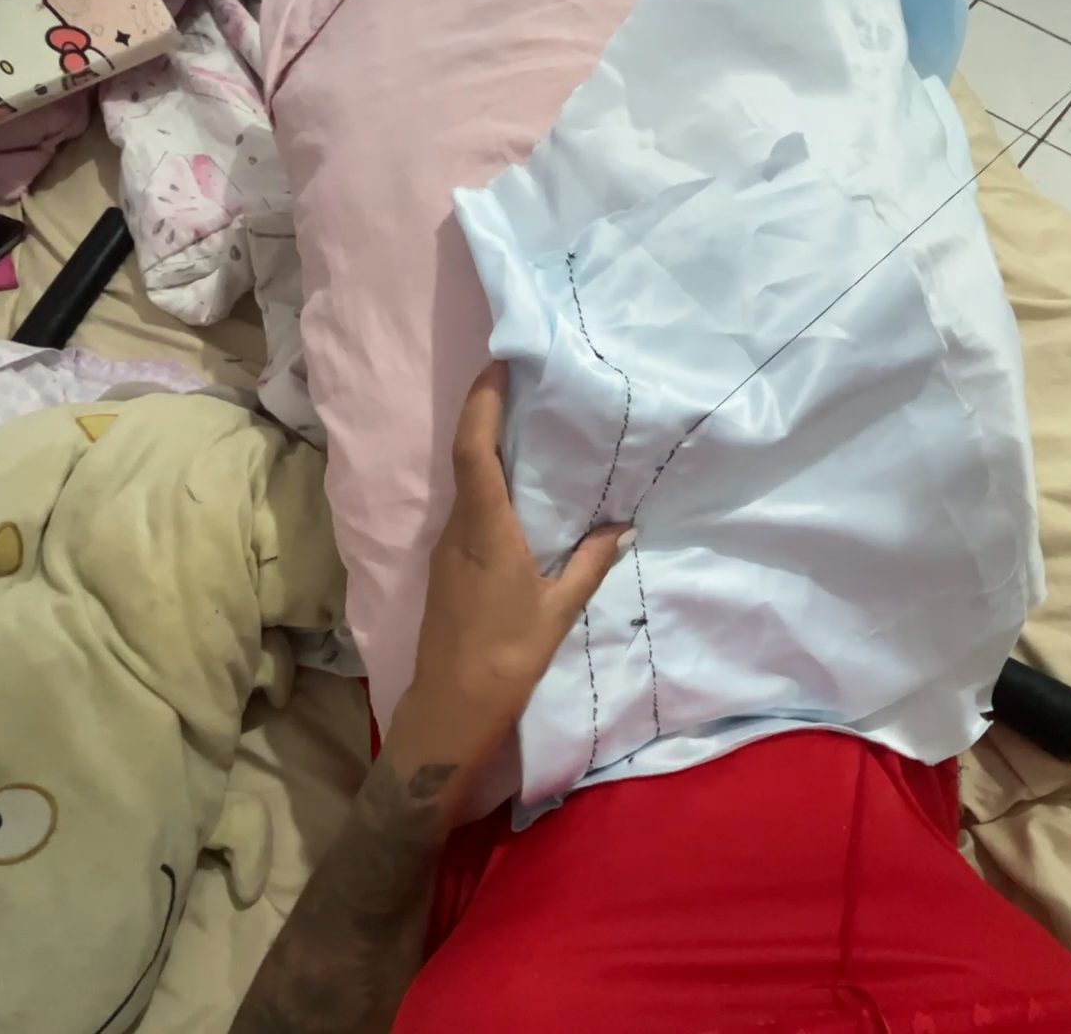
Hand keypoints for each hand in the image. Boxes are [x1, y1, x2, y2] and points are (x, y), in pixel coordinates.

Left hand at [383, 362, 631, 817]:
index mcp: (487, 530)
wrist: (453, 702)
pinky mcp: (445, 562)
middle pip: (465, 456)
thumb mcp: (560, 608)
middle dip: (485, 414)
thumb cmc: (509, 653)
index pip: (473, 452)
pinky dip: (486, 485)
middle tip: (521, 386)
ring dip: (486, 449)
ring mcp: (446, 544)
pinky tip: (516, 493)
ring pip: (464, 482)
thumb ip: (591, 562)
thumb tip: (624, 528)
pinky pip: (466, 508)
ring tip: (527, 431)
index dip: (481, 404)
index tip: (498, 368)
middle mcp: (459, 527)